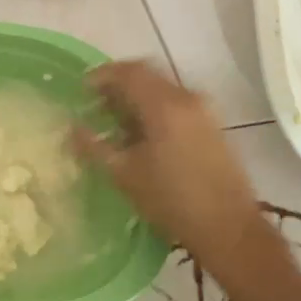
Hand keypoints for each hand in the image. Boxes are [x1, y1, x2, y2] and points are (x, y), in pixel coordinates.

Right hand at [72, 62, 265, 265]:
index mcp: (164, 105)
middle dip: (117, 86)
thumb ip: (93, 147)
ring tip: (114, 123)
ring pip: (162, 91)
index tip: (80, 90)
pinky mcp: (213, 128)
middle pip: (147, 76)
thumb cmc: (171, 200)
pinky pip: (176, 105)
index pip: (129, 72)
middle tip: (94, 105)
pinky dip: (154, 110)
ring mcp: (205, 112)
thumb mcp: (123, 174)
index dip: (101, 76)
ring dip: (136, 99)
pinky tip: (141, 136)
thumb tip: (71, 128)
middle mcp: (187, 99)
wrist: (229, 228)